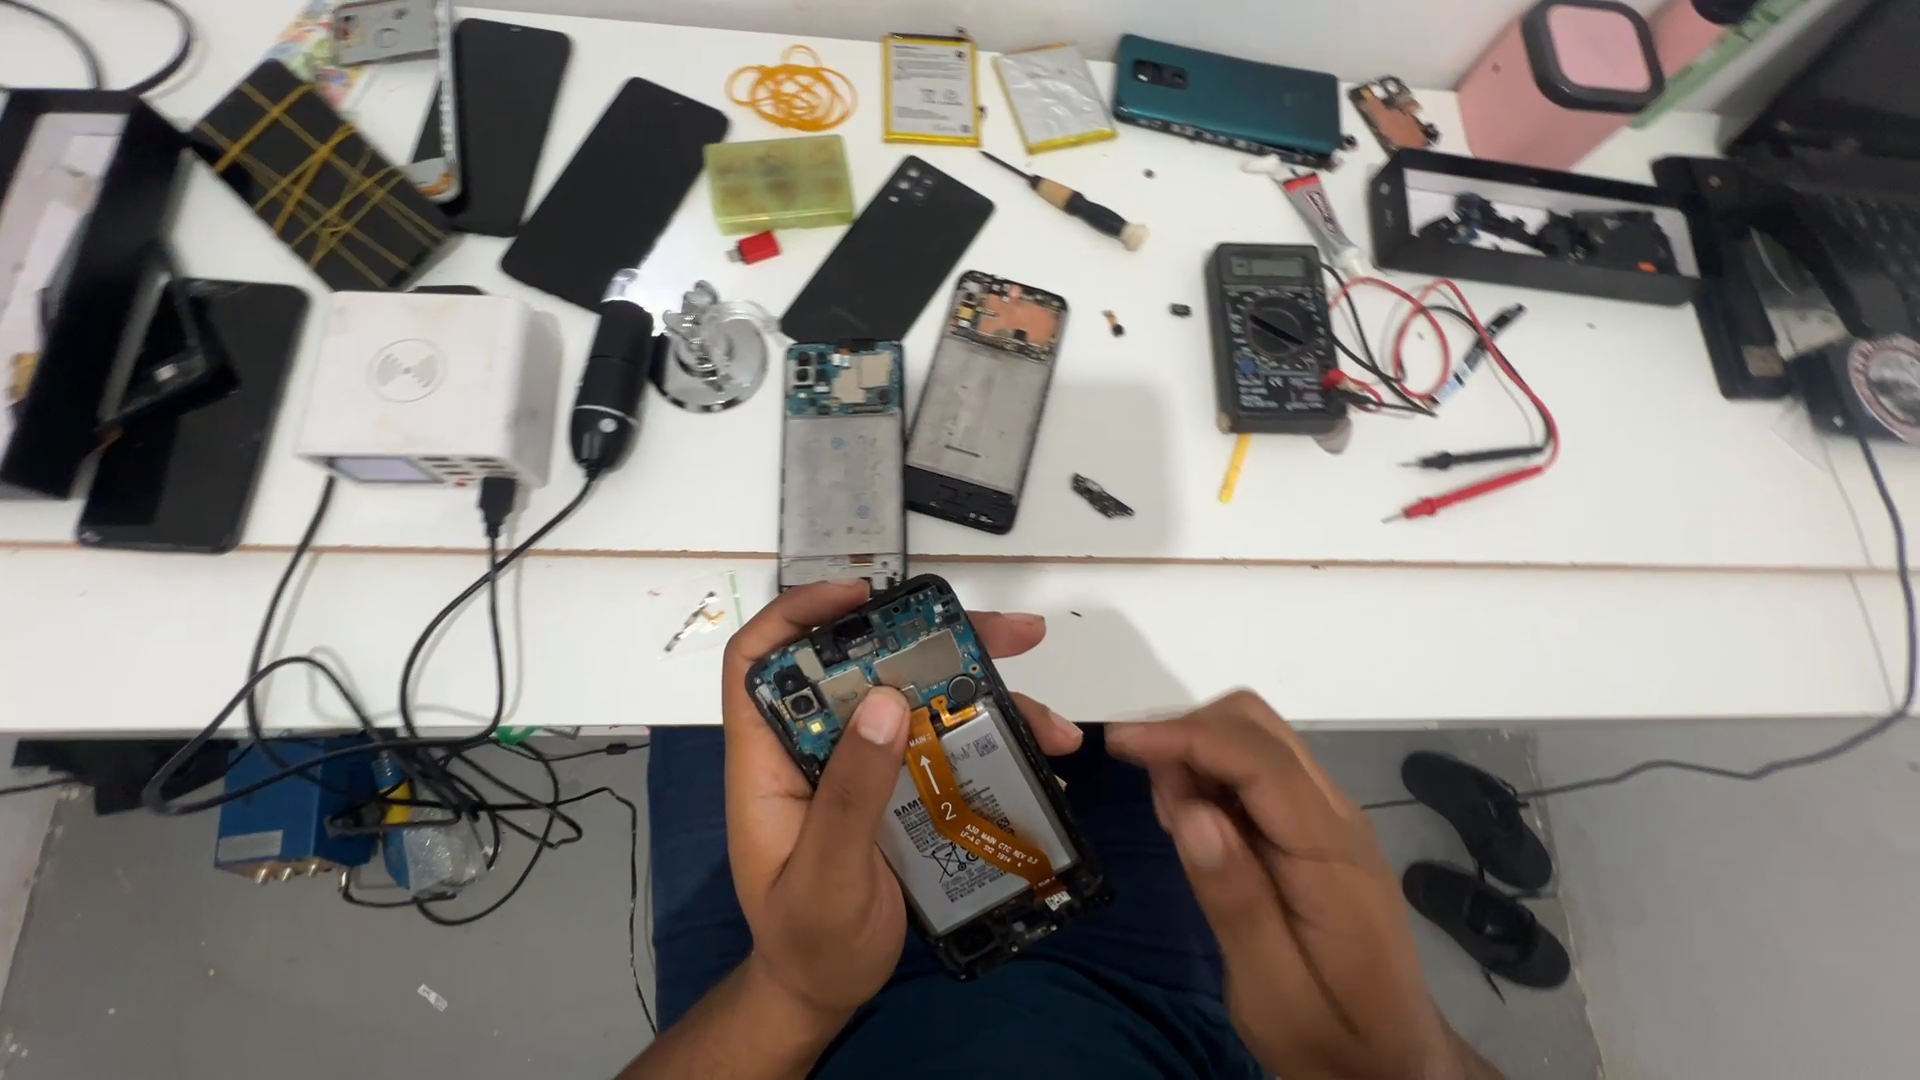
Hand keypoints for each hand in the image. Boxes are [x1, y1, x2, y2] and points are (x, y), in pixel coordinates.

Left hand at [720, 580, 1082, 1020]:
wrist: (828, 989)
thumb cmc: (810, 940)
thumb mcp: (827, 877)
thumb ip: (850, 795)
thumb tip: (884, 700)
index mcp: (770, 759)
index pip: (760, 662)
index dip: (799, 614)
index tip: (862, 595)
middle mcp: (817, 745)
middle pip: (864, 665)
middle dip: (936, 641)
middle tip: (1012, 634)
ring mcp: (861, 761)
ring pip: (916, 699)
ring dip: (985, 694)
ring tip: (1052, 719)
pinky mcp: (898, 782)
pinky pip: (942, 742)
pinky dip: (991, 740)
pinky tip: (1040, 756)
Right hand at [1107, 691, 1479, 1079]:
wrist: (1395, 1064)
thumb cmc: (1331, 1037)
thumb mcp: (1274, 996)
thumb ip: (1235, 901)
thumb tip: (1190, 810)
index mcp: (1333, 855)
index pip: (1259, 761)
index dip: (1186, 737)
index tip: (1119, 742)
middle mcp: (1336, 815)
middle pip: (1257, 725)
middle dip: (1187, 732)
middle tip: (1147, 788)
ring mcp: (1327, 814)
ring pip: (1254, 734)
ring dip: (1195, 749)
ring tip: (1170, 816)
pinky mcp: (1311, 822)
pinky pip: (1253, 766)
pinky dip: (1208, 770)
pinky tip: (1193, 821)